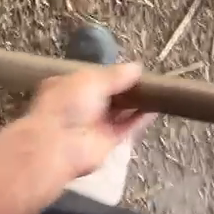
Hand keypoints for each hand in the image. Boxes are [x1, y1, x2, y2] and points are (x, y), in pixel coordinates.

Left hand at [13, 63, 153, 181]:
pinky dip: (140, 119)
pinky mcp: (107, 141)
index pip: (92, 77)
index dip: (110, 73)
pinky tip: (154, 109)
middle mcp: (80, 105)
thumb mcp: (91, 79)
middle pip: (108, 95)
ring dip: (135, 103)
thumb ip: (116, 75)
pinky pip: (126, 127)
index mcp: (68, 86)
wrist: (57, 145)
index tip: (130, 69)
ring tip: (156, 92)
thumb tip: (136, 67)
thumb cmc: (68, 104)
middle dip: (126, 88)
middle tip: (147, 79)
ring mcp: (93, 125)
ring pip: (119, 112)